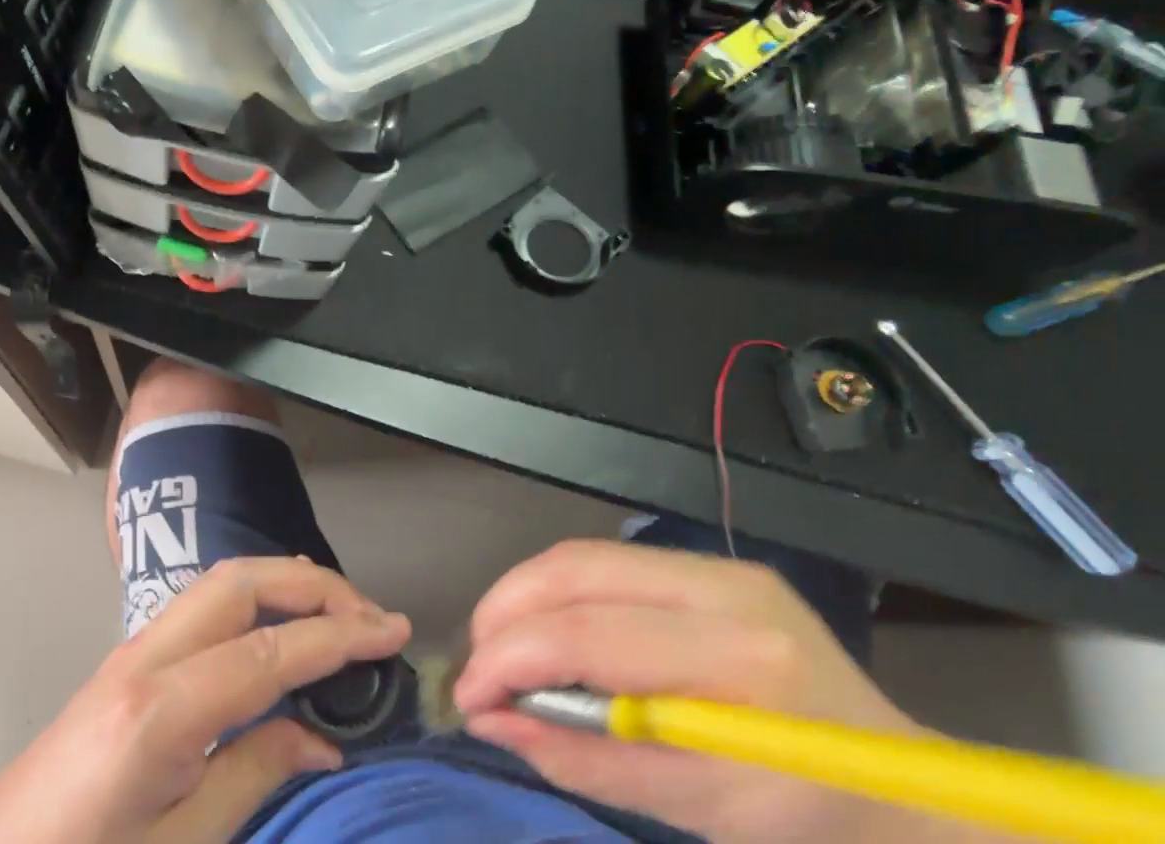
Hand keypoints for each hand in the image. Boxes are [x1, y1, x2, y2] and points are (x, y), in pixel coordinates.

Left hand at [0, 557, 410, 843]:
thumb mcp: (183, 841)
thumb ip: (254, 774)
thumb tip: (325, 737)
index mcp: (159, 712)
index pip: (266, 652)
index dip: (337, 638)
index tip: (393, 633)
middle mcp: (145, 658)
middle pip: (238, 584)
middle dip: (313, 587)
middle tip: (372, 616)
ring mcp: (133, 648)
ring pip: (219, 583)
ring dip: (284, 586)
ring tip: (342, 612)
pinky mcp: (131, 656)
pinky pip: (204, 606)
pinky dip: (255, 599)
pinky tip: (282, 621)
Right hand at [454, 539, 988, 843]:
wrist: (905, 790)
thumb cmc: (808, 818)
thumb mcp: (696, 810)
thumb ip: (585, 760)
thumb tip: (491, 720)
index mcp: (738, 659)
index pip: (589, 635)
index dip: (511, 660)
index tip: (470, 699)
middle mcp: (725, 590)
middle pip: (573, 571)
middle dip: (503, 616)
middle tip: (478, 673)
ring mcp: (721, 568)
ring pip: (578, 557)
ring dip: (521, 600)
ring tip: (503, 655)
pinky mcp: (712, 567)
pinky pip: (603, 564)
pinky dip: (554, 596)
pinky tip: (548, 636)